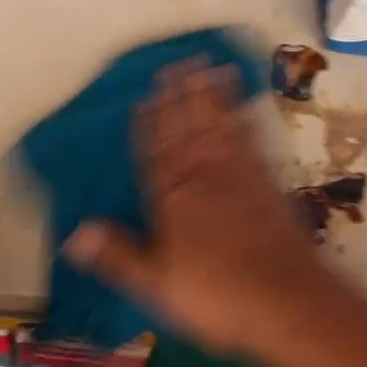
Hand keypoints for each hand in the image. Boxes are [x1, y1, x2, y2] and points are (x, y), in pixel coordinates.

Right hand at [62, 60, 341, 361]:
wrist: (291, 303)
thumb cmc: (219, 296)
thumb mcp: (158, 285)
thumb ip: (118, 255)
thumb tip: (74, 234)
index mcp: (173, 198)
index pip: (154, 152)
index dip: (148, 123)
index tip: (142, 94)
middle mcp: (204, 176)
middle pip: (187, 129)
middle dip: (178, 96)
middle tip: (173, 63)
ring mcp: (240, 175)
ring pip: (219, 126)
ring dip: (210, 96)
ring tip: (204, 67)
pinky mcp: (269, 183)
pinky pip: (251, 139)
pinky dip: (244, 117)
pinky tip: (242, 105)